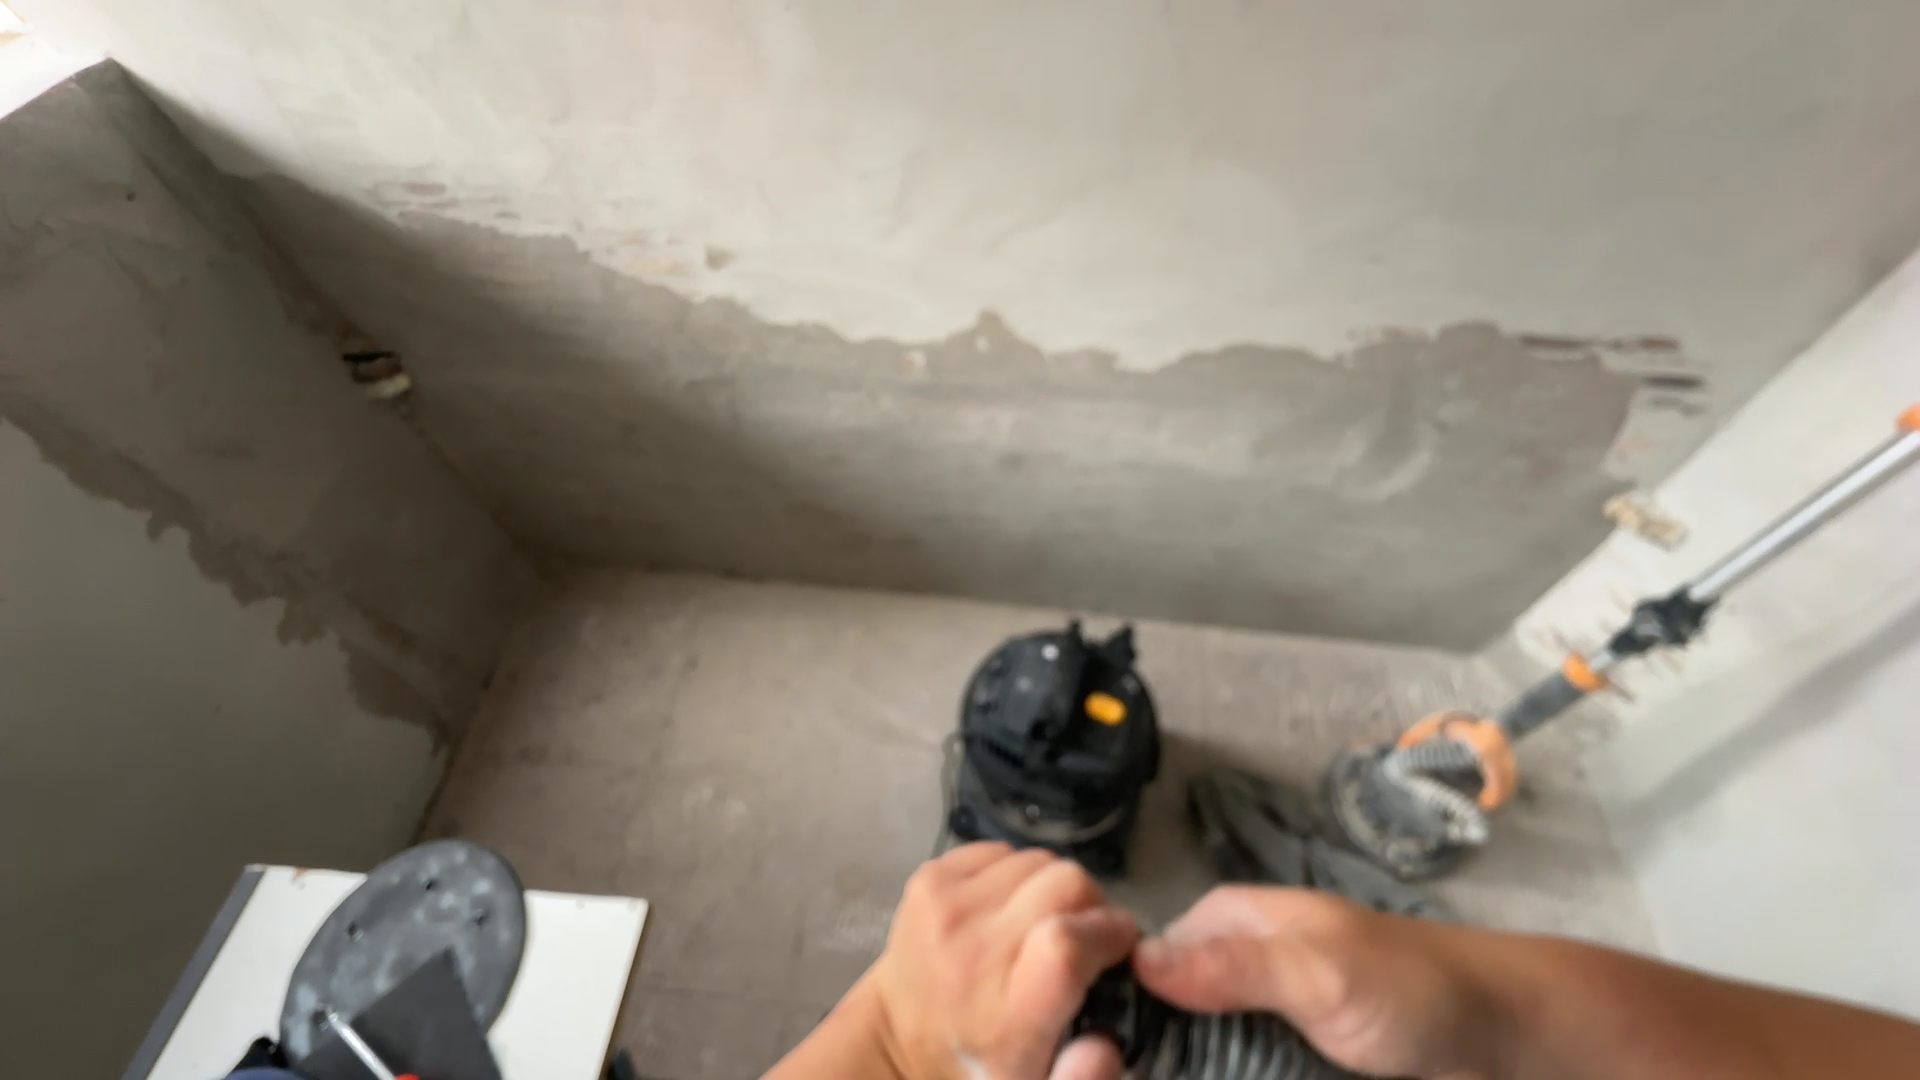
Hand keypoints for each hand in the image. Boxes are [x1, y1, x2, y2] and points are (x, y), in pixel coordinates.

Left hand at [869, 842, 1141, 1079]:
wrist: (897, 1038)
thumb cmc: (979, 1063)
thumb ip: (1083, 1074)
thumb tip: (1108, 1041)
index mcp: (1005, 1012)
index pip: (1065, 943)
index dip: (1107, 930)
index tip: (1120, 942)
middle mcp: (971, 948)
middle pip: (1063, 881)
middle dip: (1089, 902)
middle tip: (1083, 932)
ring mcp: (945, 903)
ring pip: (1037, 858)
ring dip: (1050, 886)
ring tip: (1037, 922)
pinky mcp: (930, 875)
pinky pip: (1001, 850)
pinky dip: (1014, 874)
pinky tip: (1003, 908)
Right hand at [1132, 887, 1499, 1079]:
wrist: (1504, 1038)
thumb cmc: (1408, 990)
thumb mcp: (1319, 974)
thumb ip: (1234, 967)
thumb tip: (1135, 962)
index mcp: (1222, 922)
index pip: (1141, 963)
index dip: (1117, 1007)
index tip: (1102, 1065)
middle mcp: (1228, 964)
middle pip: (1163, 1014)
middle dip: (1150, 1057)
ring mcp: (1256, 1016)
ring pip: (1195, 1053)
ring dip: (1184, 1074)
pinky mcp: (1280, 1060)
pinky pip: (1231, 1073)